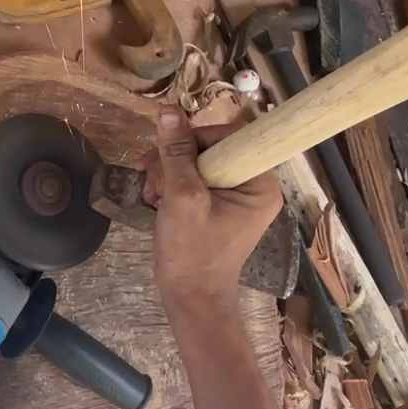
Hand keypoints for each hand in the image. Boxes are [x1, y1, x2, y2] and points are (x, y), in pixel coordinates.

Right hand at [143, 106, 282, 309]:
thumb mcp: (181, 197)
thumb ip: (176, 152)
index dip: (198, 135)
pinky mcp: (219, 204)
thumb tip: (168, 110)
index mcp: (258, 183)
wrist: (189, 298)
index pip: (232, 135)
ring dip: (168, 169)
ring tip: (149, 190)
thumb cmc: (191, 252)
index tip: (170, 147)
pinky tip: (154, 195)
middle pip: (211, 146)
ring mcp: (236, 196)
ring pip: (198, 160)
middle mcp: (253, 185)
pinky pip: (195, 176)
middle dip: (176, 156)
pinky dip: (171, 180)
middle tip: (148, 172)